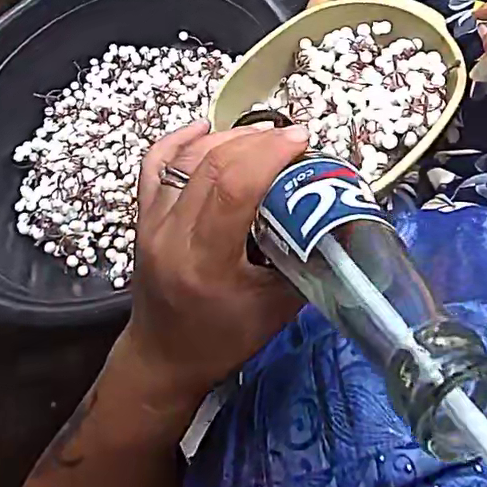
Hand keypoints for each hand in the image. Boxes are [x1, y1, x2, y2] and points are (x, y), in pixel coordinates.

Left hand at [126, 121, 312, 399]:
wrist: (163, 358)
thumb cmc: (220, 340)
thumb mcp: (276, 311)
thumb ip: (309, 265)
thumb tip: (343, 222)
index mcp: (205, 263)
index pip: (235, 188)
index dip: (270, 154)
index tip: (300, 140)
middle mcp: (171, 235)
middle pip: (213, 165)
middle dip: (258, 140)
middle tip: (290, 138)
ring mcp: (151, 222)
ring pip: (187, 158)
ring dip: (229, 138)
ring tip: (263, 135)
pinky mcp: (143, 215)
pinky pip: (156, 162)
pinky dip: (181, 140)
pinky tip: (206, 129)